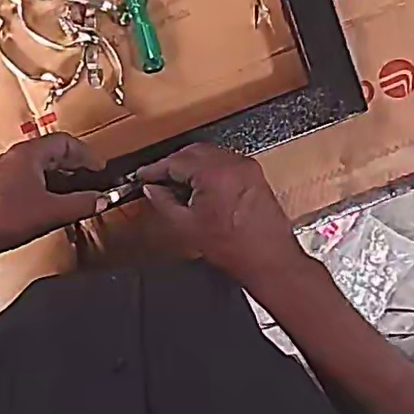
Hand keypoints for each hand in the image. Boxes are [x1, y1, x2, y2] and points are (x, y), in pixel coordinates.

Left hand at [0, 134, 108, 266]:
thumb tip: (102, 199)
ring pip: (38, 164)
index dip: (86, 154)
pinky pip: (27, 176)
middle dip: (74, 163)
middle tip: (89, 176)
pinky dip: (44, 184)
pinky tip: (50, 202)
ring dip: (59, 174)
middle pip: (51, 150)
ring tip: (74, 189)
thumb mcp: (53, 212)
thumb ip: (82, 203)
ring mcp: (3, 171)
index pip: (64, 141)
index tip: (98, 167)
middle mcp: (13, 157)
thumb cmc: (4, 220)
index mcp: (27, 154)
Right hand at [138, 143, 313, 290]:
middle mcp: (233, 163)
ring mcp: (246, 167)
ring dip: (190, 165)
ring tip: (177, 185)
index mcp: (214, 173)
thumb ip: (164, 203)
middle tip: (156, 179)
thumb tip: (153, 190)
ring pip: (209, 154)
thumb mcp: (187, 226)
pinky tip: (200, 187)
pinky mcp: (254, 174)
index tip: (144, 175)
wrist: (270, 261)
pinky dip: (208, 169)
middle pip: (193, 152)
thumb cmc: (236, 248)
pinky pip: (224, 162)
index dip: (155, 169)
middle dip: (172, 164)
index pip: (176, 161)